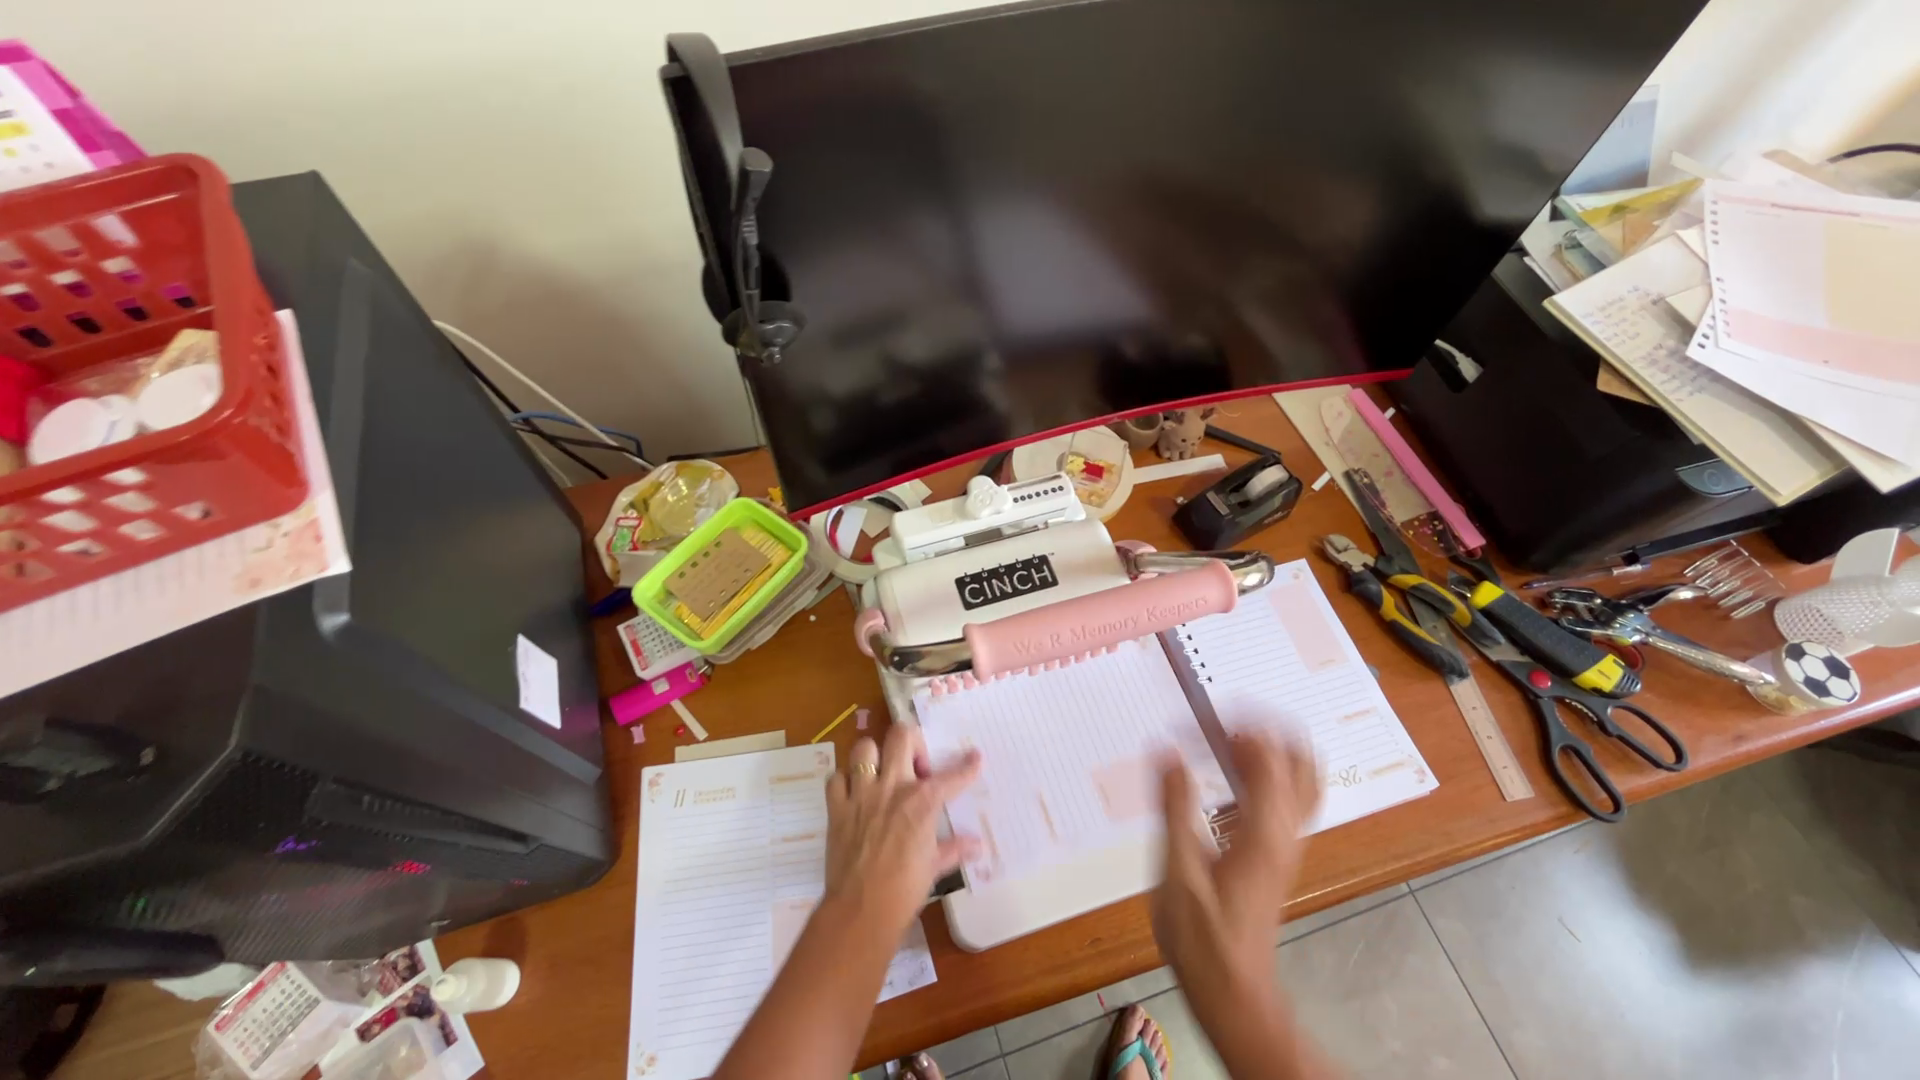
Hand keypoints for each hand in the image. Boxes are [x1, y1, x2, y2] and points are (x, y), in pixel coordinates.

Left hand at [823, 725, 981, 939]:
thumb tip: (976, 846)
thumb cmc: (905, 888)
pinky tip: (854, 795)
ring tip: (882, 775)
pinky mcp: (836, 808)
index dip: (967, 766)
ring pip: (864, 748)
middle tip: (916, 767)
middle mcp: (891, 787)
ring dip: (875, 757)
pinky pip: (837, 779)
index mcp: (921, 801)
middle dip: (913, 742)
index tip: (974, 757)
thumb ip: (954, 849)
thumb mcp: (935, 867)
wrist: (862, 907)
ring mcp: (861, 794)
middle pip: (901, 736)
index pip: (952, 776)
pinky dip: (845, 782)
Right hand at [1152, 733, 1320, 1005]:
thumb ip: (1175, 806)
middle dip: (1267, 729)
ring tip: (1225, 739)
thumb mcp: (1177, 870)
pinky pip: (1285, 800)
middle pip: (1301, 762)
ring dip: (1270, 750)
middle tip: (1223, 720)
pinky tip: (1227, 781)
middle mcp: (1285, 832)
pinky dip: (1265, 775)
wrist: (1233, 988)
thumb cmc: (1201, 935)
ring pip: (1300, 780)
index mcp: (1263, 830)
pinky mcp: (1276, 854)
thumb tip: (1168, 750)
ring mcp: (1286, 844)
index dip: (1241, 726)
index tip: (1201, 718)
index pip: (1269, 756)